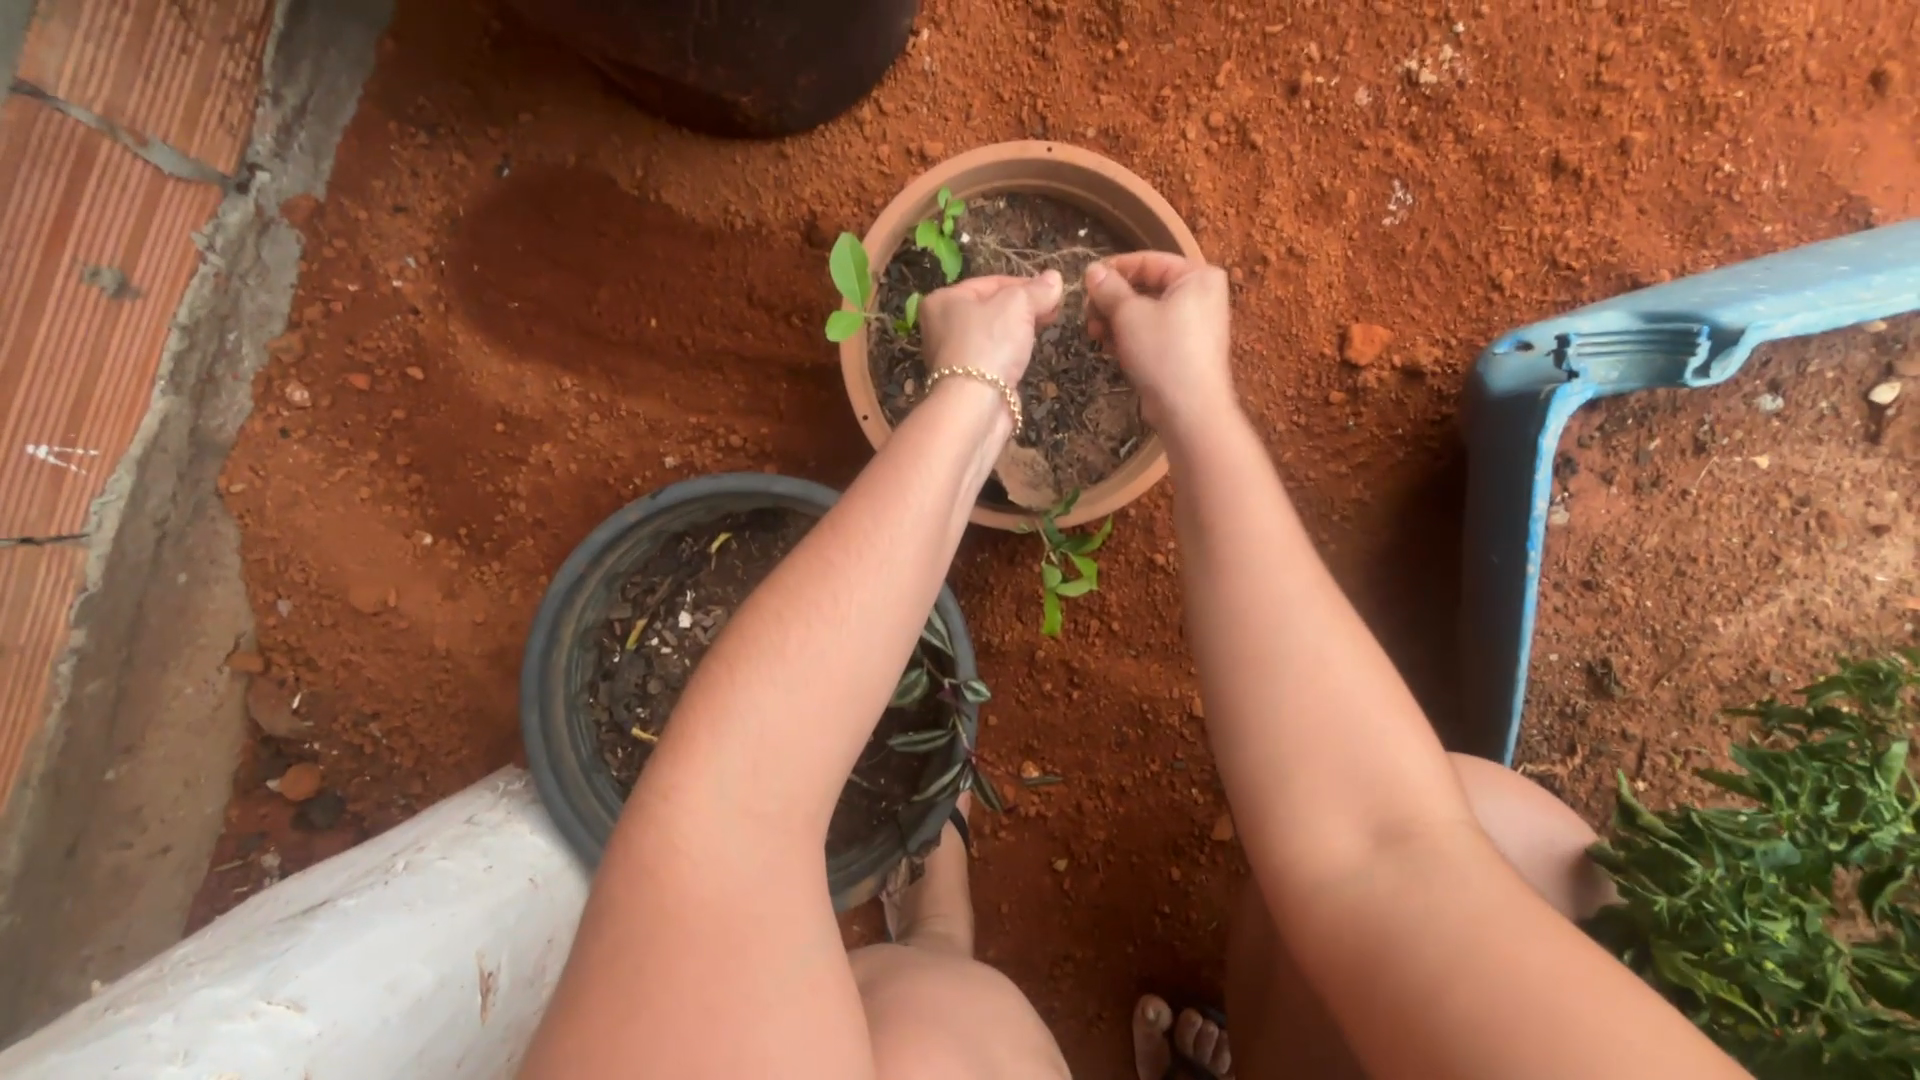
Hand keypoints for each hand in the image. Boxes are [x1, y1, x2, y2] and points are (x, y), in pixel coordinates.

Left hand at [919, 271, 1063, 386]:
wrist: (975, 405)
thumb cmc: (989, 344)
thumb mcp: (1017, 304)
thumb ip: (1037, 290)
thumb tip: (1055, 278)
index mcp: (944, 301)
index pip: (990, 283)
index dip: (1024, 283)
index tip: (1051, 290)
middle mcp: (942, 327)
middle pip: (991, 308)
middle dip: (1024, 308)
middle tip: (1053, 310)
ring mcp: (953, 356)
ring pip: (993, 334)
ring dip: (1019, 330)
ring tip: (1046, 327)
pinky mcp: (967, 381)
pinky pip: (993, 357)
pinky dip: (1010, 353)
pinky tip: (1028, 353)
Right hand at [1083, 254, 1232, 430]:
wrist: (1189, 409)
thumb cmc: (1163, 352)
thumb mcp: (1129, 314)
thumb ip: (1109, 288)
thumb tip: (1092, 269)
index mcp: (1197, 276)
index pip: (1149, 260)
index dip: (1114, 270)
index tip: (1086, 282)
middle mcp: (1201, 295)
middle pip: (1146, 287)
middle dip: (1113, 301)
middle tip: (1088, 314)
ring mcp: (1195, 324)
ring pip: (1146, 312)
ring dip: (1116, 321)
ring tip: (1095, 334)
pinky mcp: (1185, 350)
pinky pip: (1153, 333)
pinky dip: (1131, 337)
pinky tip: (1109, 348)